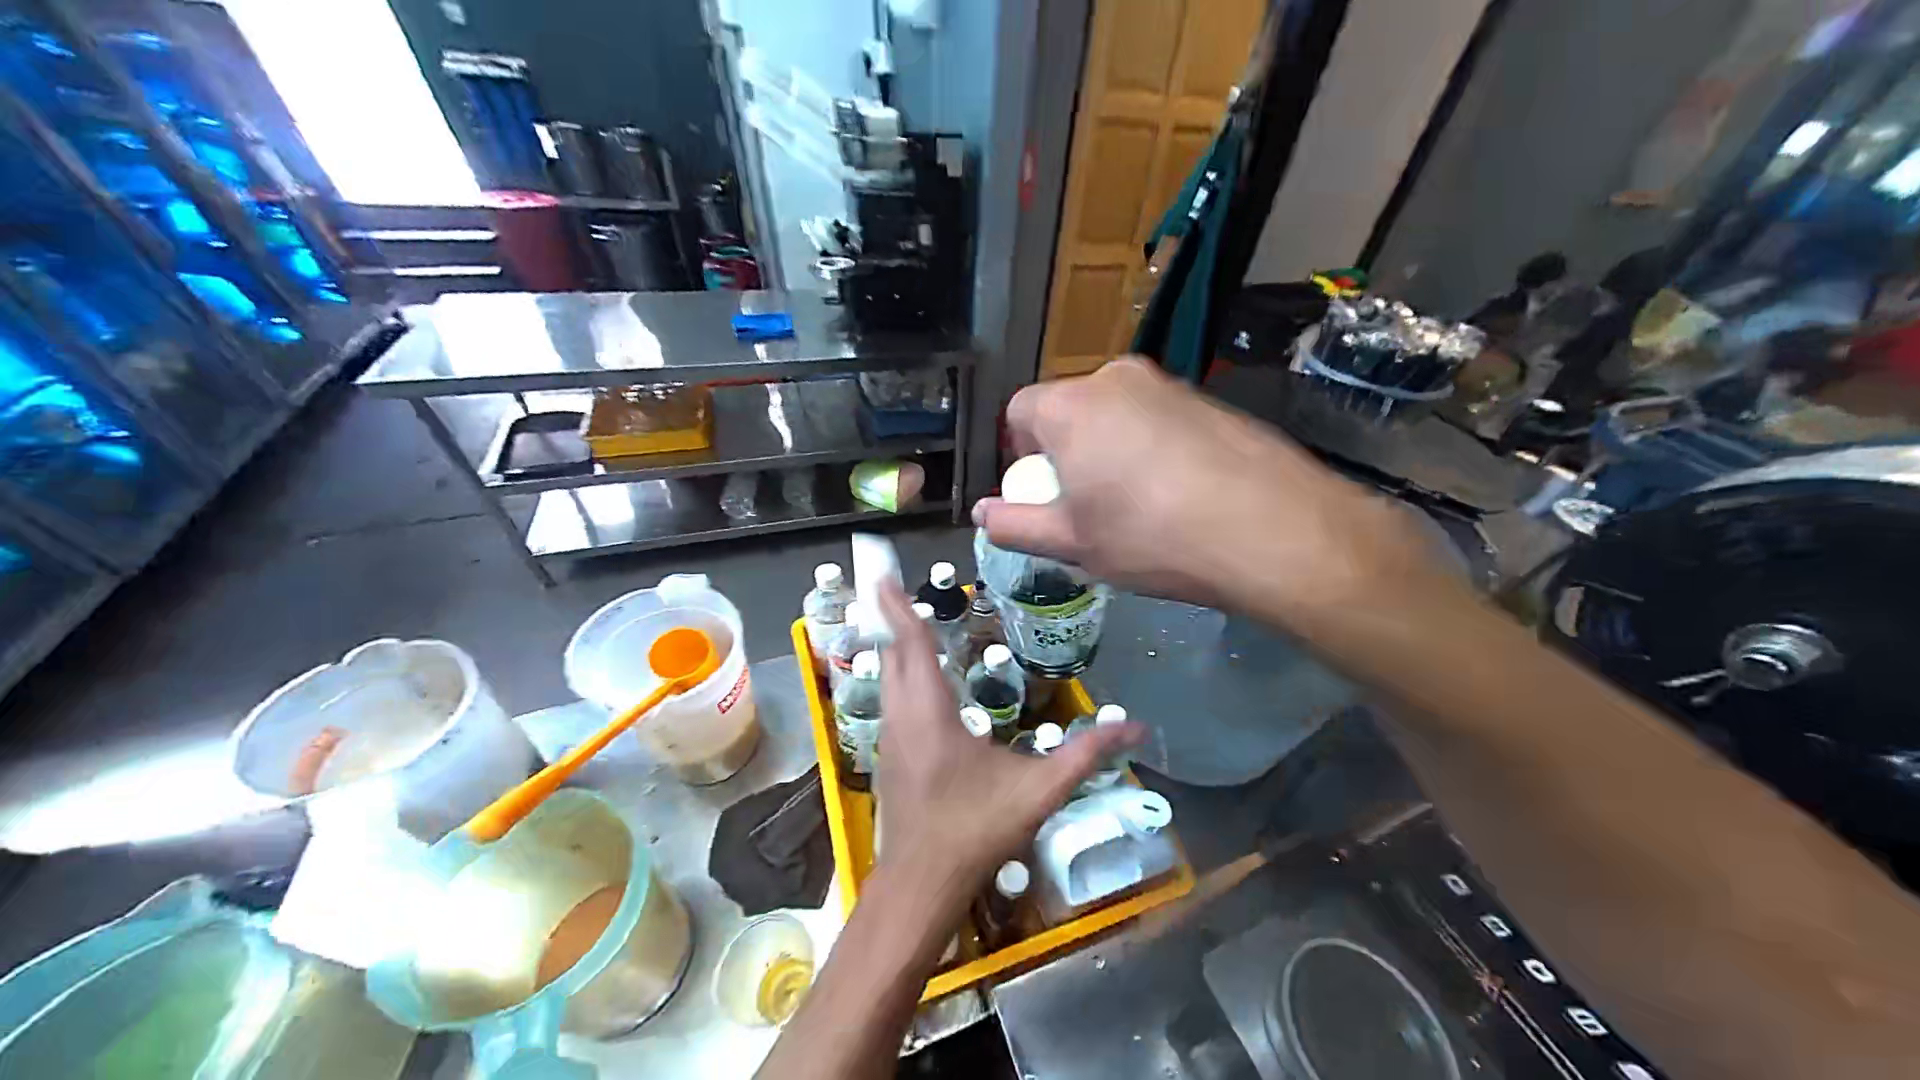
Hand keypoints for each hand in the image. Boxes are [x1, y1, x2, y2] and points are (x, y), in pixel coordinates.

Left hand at [869, 579, 1139, 895]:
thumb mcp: (1038, 792)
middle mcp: (902, 715)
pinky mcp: (886, 754)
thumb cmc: (976, 831)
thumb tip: (1134, 726)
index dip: (900, 607)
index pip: (913, 645)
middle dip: (895, 618)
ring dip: (895, 645)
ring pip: (887, 676)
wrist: (921, 882)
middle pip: (893, 653)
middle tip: (899, 587)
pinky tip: (915, 677)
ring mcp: (888, 736)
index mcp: (931, 712)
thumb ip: (1084, 755)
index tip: (883, 576)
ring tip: (909, 620)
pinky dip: (897, 672)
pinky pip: (889, 697)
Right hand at [972, 357, 1447, 624]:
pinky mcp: (1208, 400)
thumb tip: (983, 513)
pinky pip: (1157, 419)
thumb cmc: (1151, 537)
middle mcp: (1116, 379)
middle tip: (1088, 505)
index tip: (1042, 493)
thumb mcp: (1072, 543)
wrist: (1272, 529)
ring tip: (1137, 506)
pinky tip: (1178, 494)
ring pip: (1115, 414)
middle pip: (1069, 409)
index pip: (1019, 411)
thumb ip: (1016, 524)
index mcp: (1071, 407)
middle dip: (1066, 452)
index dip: (1020, 453)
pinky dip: (1151, 448)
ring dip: (1110, 450)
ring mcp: (1168, 385)